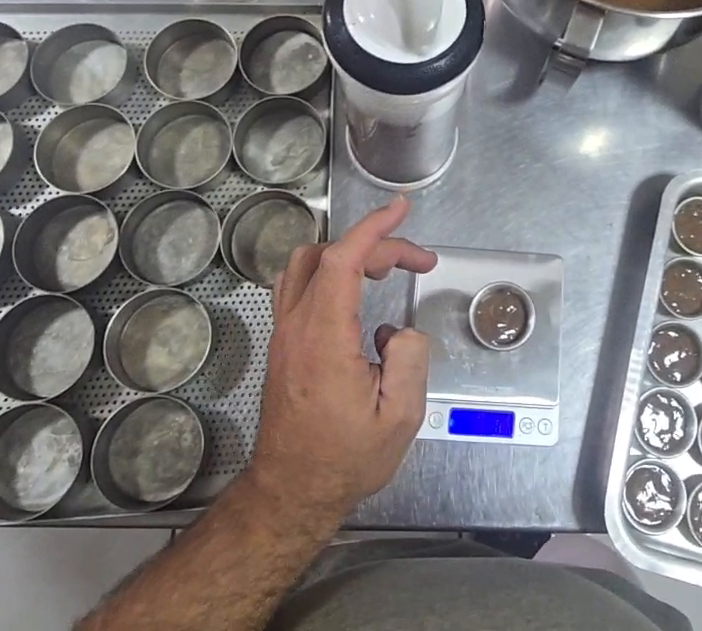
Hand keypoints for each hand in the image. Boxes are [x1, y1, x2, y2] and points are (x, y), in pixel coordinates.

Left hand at [247, 198, 438, 526]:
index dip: (374, 228)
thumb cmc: (345, 459)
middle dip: (377, 245)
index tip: (402, 209)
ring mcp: (284, 334)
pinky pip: (299, 286)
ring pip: (305, 264)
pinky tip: (355, 290)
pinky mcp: (283, 344)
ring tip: (386, 267)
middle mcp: (296, 327)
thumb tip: (399, 331)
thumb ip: (410, 360)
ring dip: (348, 253)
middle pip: (329, 256)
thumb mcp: (399, 417)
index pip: (343, 260)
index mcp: (324, 339)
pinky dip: (330, 270)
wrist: (292, 491)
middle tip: (418, 261)